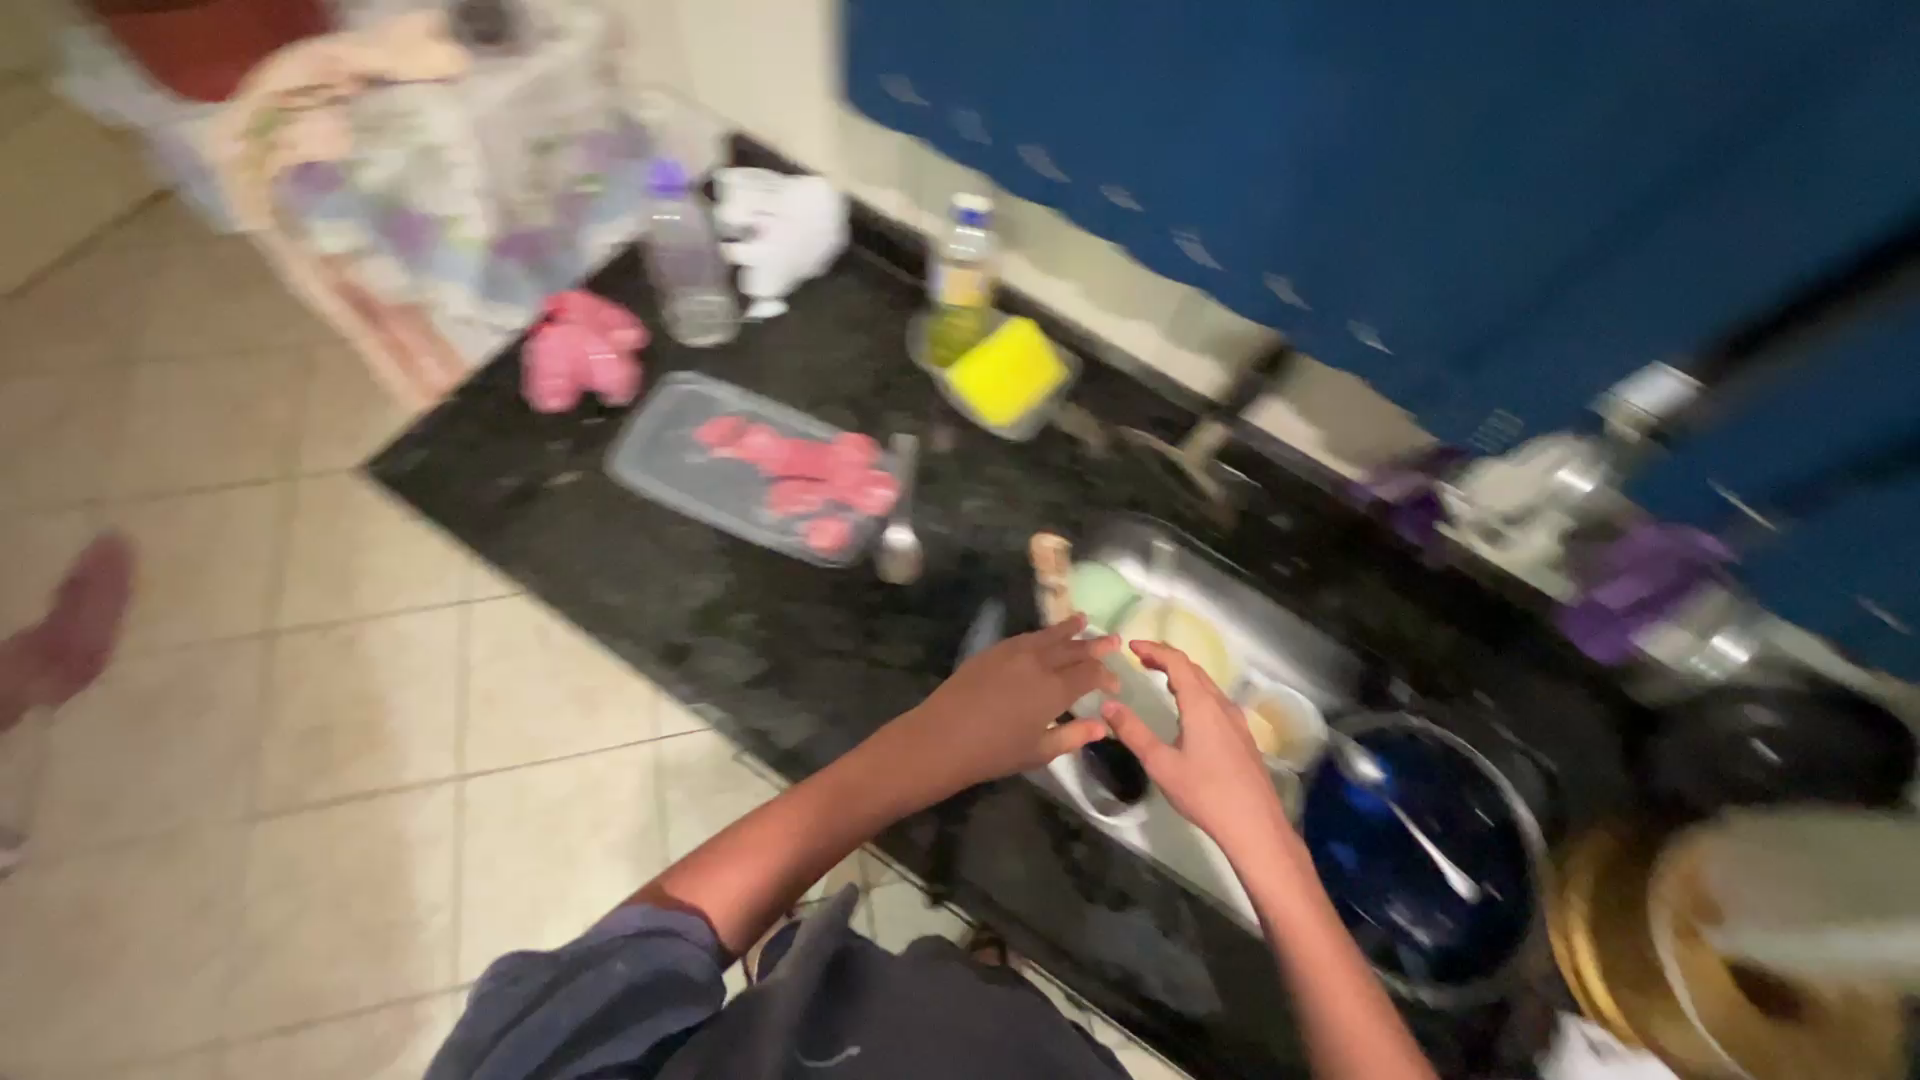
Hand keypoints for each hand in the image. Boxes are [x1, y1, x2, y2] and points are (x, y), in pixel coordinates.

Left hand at [876, 614, 1119, 799]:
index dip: (1106, 676)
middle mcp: (1038, 663)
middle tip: (1113, 640)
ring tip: (1083, 619)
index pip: (1089, 674)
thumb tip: (1103, 725)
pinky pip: (1025, 637)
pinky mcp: (992, 651)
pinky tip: (1045, 636)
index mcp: (1054, 689)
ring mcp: (1013, 652)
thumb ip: (1073, 735)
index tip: (1115, 684)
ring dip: (1068, 629)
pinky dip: (1042, 634)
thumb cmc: (994, 752)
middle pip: (1073, 648)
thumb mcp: (1039, 752)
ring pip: (1048, 635)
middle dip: (1095, 645)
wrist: (942, 737)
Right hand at [1101, 641, 1295, 864]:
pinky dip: (1195, 692)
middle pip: (1194, 670)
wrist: (1255, 826)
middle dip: (1166, 659)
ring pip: (1207, 686)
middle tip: (1140, 660)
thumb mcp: (1160, 763)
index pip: (1177, 662)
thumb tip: (1107, 704)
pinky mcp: (1243, 738)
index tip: (1131, 646)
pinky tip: (1188, 712)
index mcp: (1201, 705)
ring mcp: (1236, 722)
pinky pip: (1216, 702)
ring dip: (1182, 676)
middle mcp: (1221, 705)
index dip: (1153, 649)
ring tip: (1159, 680)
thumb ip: (1133, 732)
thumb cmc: (1204, 792)